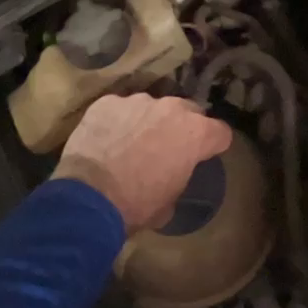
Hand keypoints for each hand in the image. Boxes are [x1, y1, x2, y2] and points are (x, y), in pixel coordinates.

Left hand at [53, 94, 232, 230]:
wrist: (87, 199)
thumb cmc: (136, 205)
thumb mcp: (169, 203)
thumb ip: (179, 178)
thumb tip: (170, 177)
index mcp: (195, 134)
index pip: (220, 132)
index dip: (214, 145)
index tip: (205, 155)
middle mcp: (171, 109)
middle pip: (188, 112)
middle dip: (181, 127)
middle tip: (166, 149)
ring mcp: (138, 101)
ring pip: (151, 108)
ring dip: (147, 122)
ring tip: (129, 145)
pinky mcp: (108, 102)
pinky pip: (119, 109)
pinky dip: (117, 121)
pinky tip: (105, 141)